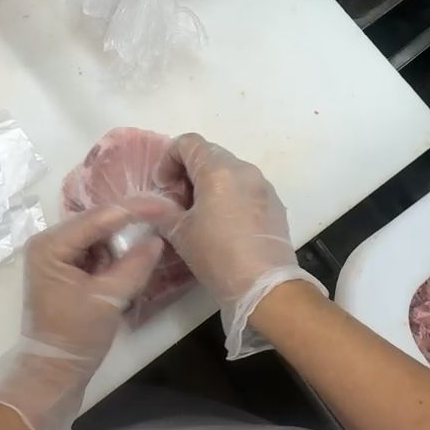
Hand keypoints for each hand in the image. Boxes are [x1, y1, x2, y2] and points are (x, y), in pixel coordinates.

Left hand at [0, 204, 163, 429]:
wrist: (52, 374)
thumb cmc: (75, 338)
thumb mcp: (108, 299)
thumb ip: (135, 265)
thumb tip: (157, 239)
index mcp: (51, 245)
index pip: (99, 217)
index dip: (135, 210)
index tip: (166, 205)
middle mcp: (48, 241)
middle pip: (97, 221)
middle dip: (128, 226)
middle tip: (161, 223)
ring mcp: (54, 254)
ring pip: (98, 235)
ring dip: (119, 245)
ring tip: (134, 265)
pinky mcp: (63, 267)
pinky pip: (93, 250)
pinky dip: (111, 257)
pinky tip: (122, 270)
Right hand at [154, 134, 324, 358]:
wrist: (266, 287)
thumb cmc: (218, 255)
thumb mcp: (180, 233)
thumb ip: (162, 211)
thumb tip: (155, 205)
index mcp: (218, 170)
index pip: (188, 143)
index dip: (169, 159)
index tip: (164, 188)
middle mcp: (243, 169)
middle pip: (208, 155)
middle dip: (188, 173)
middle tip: (178, 204)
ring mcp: (262, 185)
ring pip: (228, 171)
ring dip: (209, 185)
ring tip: (201, 216)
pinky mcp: (274, 203)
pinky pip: (245, 188)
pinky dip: (229, 196)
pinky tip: (224, 225)